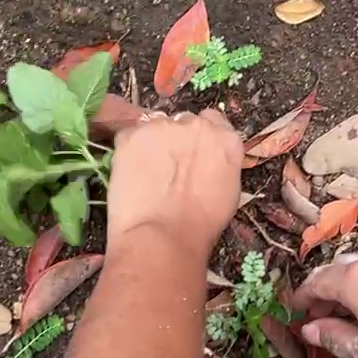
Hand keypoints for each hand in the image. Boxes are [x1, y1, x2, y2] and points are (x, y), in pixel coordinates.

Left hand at [105, 109, 243, 261]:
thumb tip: (207, 160)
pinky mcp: (131, 134)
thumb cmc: (202, 225)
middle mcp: (197, 125)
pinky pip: (129, 136)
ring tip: (147, 174)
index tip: (193, 153)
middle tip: (169, 168)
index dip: (200, 138)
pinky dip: (129, 151)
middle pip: (183, 122)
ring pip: (155, 127)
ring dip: (152, 143)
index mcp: (225, 139)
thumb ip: (220, 163)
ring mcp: (162, 126)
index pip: (213, 121)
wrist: (163, 237)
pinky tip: (131, 176)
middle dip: (176, 139)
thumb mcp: (228, 190)